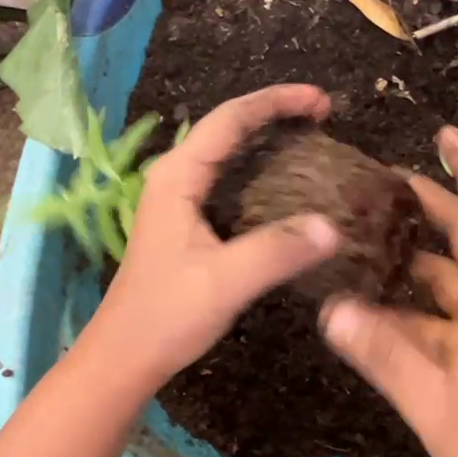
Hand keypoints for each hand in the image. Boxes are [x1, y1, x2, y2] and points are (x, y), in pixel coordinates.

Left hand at [81, 84, 341, 384]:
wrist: (125, 355)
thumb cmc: (166, 315)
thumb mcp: (225, 282)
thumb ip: (276, 251)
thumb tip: (332, 228)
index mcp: (178, 176)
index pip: (230, 118)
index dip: (277, 102)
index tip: (322, 101)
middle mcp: (175, 177)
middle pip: (228, 127)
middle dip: (276, 114)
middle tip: (325, 117)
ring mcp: (177, 199)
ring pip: (228, 153)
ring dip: (268, 140)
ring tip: (313, 141)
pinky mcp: (186, 222)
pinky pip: (229, 180)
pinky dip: (261, 172)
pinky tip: (288, 187)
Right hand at [319, 126, 457, 456]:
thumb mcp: (440, 406)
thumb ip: (385, 355)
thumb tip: (330, 309)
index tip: (446, 135)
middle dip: (432, 207)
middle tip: (381, 181)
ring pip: (452, 278)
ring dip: (414, 257)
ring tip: (363, 234)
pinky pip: (443, 316)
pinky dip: (411, 305)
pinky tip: (370, 301)